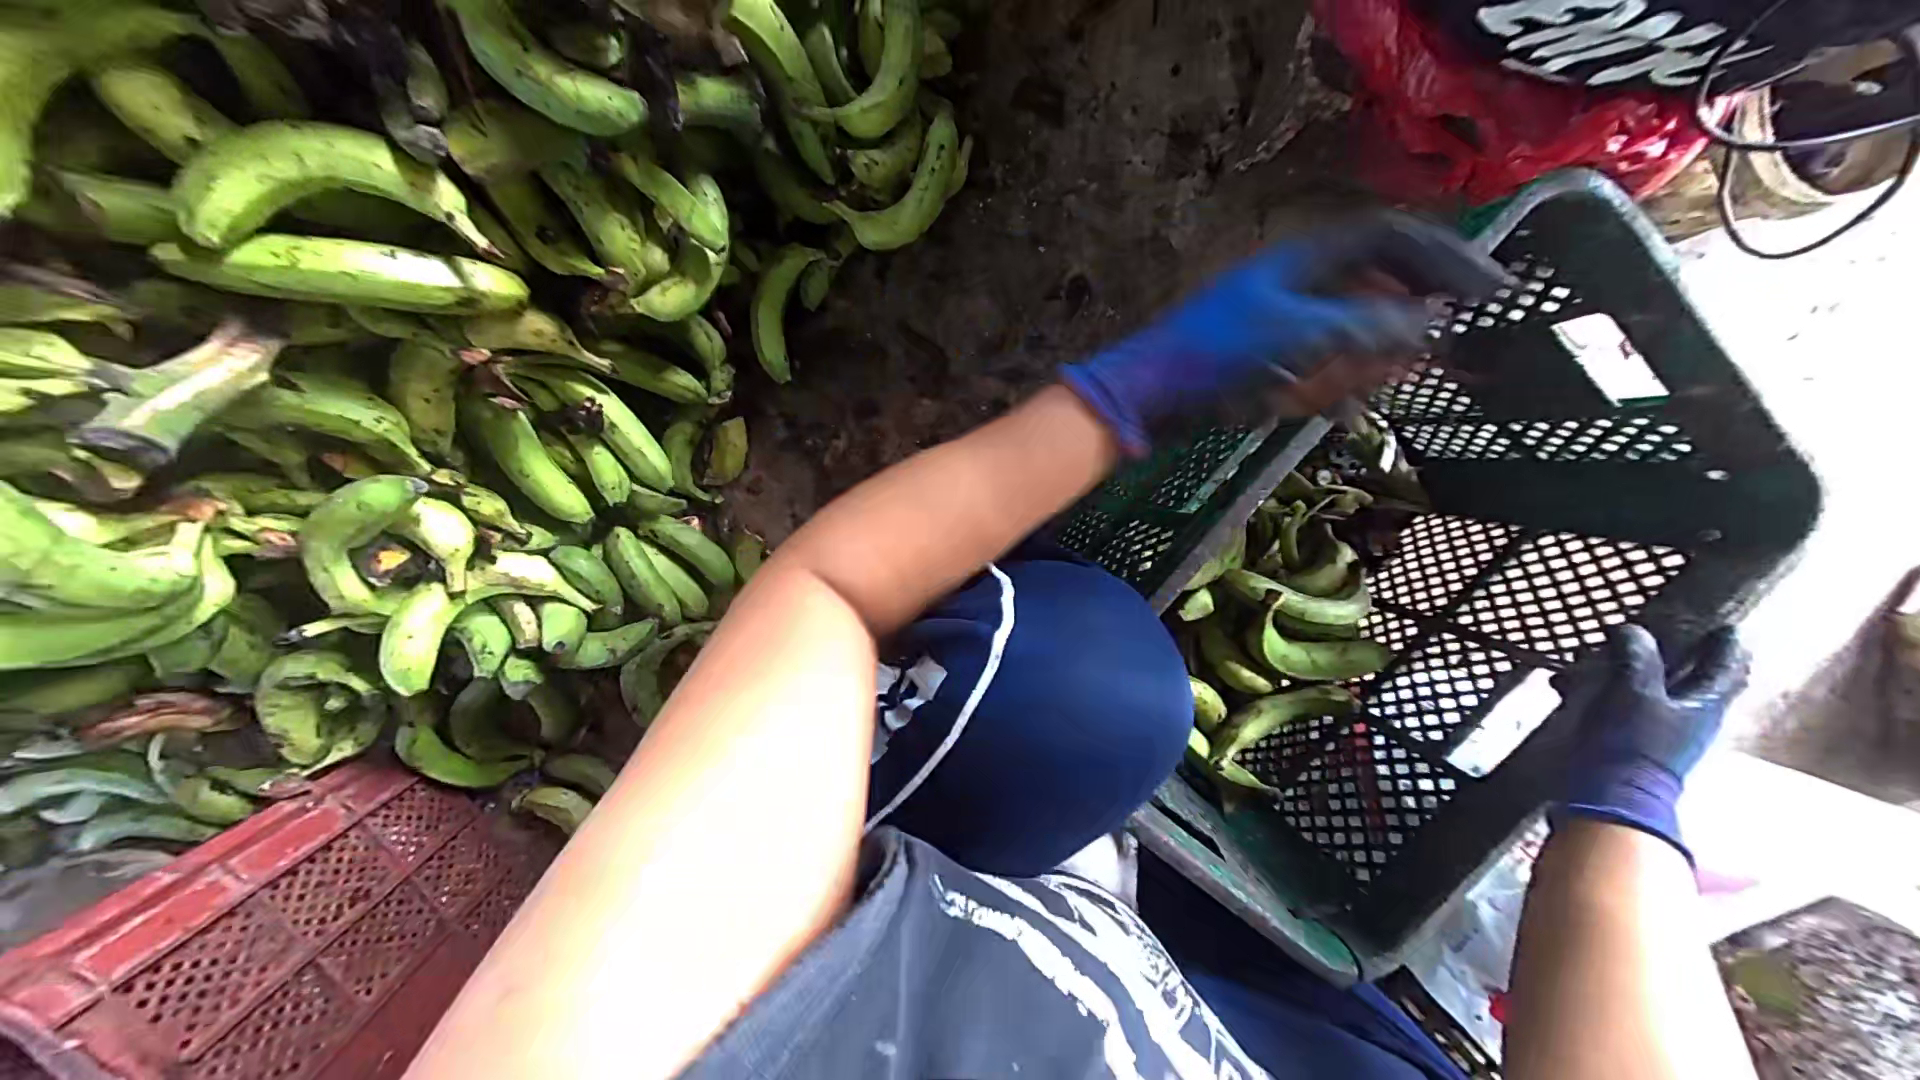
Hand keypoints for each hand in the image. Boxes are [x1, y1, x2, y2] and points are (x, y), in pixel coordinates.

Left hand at [1059, 211, 1507, 454]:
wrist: (1141, 397)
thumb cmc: (1210, 357)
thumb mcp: (1295, 338)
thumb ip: (1365, 328)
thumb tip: (1431, 326)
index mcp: (1303, 261)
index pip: (1392, 240)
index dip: (1444, 261)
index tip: (1490, 293)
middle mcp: (1293, 286)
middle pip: (1372, 288)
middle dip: (1403, 322)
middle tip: (1438, 356)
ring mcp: (1274, 326)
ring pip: (1344, 336)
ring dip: (1364, 365)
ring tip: (1371, 393)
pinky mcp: (1258, 363)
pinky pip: (1311, 369)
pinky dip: (1327, 389)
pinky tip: (1334, 415)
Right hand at [1557, 623, 1748, 862]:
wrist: (1611, 791)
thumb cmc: (1632, 740)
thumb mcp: (1633, 692)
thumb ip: (1636, 659)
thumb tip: (1632, 630)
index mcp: (1704, 705)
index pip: (1724, 669)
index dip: (1725, 648)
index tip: (1727, 630)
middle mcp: (1689, 718)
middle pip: (1685, 679)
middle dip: (1668, 658)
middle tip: (1652, 638)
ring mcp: (1660, 731)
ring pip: (1647, 691)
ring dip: (1623, 672)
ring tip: (1593, 658)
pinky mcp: (1630, 741)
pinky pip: (1618, 706)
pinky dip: (1599, 691)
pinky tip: (1571, 686)